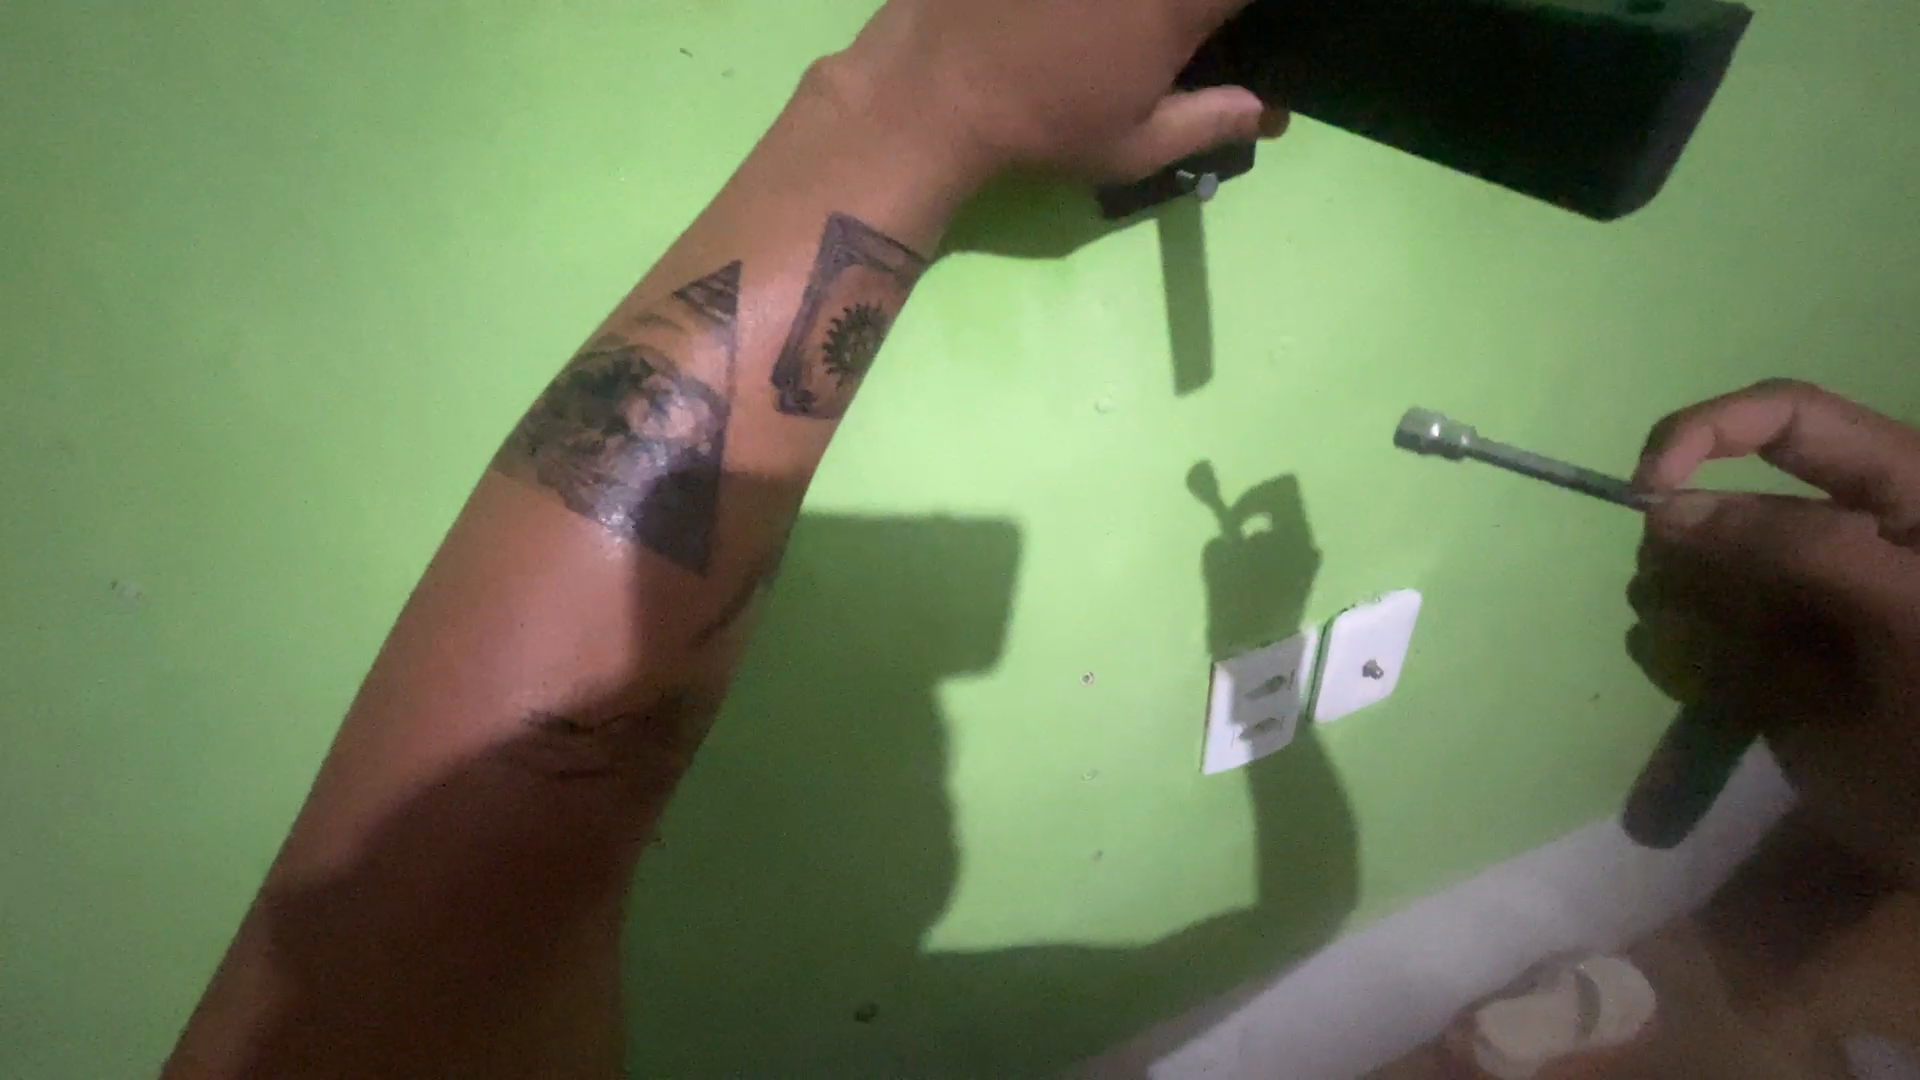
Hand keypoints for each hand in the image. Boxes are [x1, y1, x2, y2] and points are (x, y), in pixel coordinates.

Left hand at [830, 0, 1282, 182]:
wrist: (944, 88)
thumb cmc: (1046, 129)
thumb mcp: (1133, 146)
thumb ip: (1210, 123)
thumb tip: (1271, 116)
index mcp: (1183, 1)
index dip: (1245, 14)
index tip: (1221, 31)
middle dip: (1194, 12)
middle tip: (1175, 31)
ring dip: (1144, 9)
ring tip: (1116, 29)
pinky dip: (1095, 2)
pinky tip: (1074, 16)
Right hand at [1627, 380, 1919, 880]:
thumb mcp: (1913, 617)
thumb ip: (1806, 548)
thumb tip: (1666, 508)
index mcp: (1903, 495)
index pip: (1789, 414)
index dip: (1706, 431)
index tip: (1646, 491)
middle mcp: (1837, 529)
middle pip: (1711, 494)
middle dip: (1685, 548)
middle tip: (1709, 610)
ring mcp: (1787, 586)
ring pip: (1679, 560)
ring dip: (1682, 608)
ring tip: (1733, 666)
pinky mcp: (1750, 637)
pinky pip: (1674, 617)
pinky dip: (1676, 648)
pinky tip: (1721, 686)